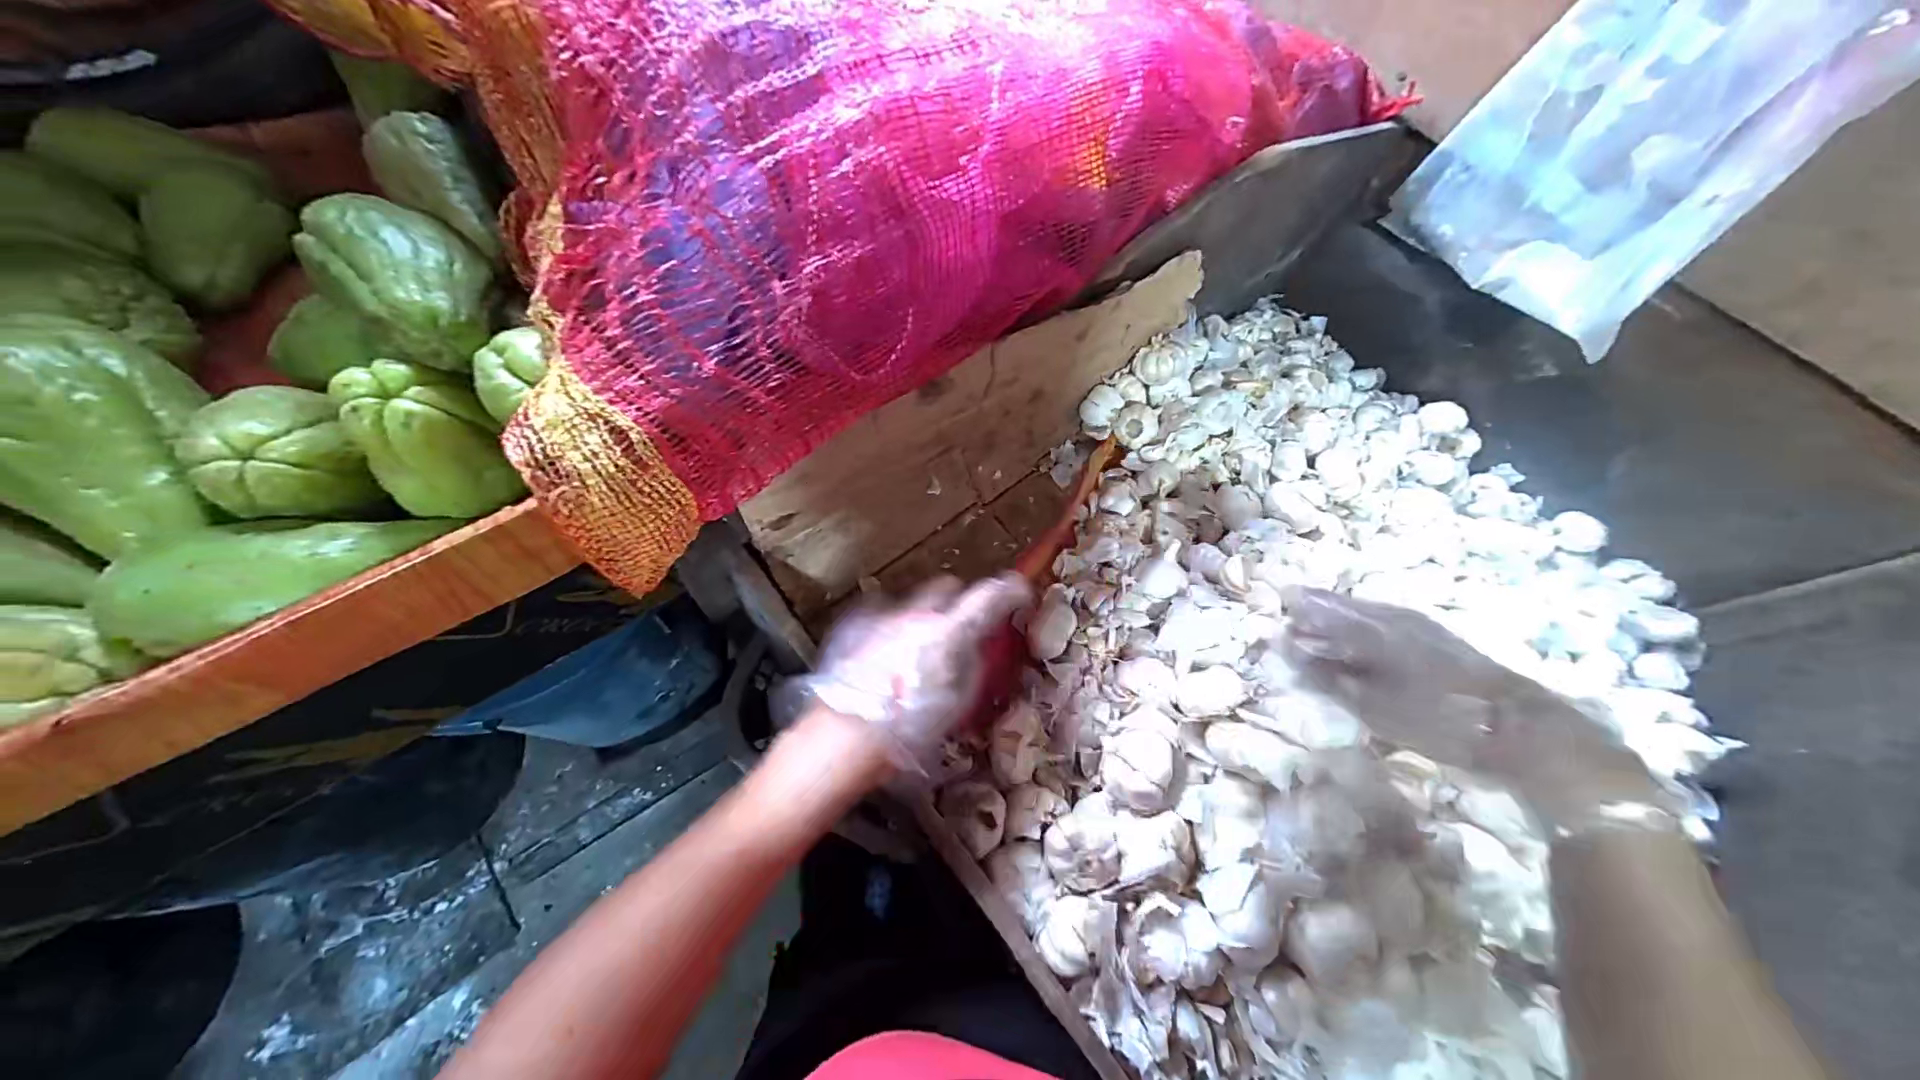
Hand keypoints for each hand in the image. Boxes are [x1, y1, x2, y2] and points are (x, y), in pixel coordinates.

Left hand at [801, 574, 1030, 775]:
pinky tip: (887, 653)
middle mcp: (917, 613)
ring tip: (917, 649)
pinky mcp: (856, 622)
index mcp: (948, 632)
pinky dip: (892, 625)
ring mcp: (883, 614)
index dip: (1010, 590)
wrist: (846, 734)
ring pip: (914, 599)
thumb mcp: (958, 703)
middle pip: (948, 587)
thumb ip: (972, 665)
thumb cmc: (907, 729)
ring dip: (923, 616)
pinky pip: (882, 611)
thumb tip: (976, 645)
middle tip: (960, 630)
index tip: (1018, 592)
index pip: (990, 595)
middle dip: (959, 603)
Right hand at [1281, 587, 1672, 835]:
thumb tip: (1291, 650)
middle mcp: (1401, 619)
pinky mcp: (1444, 644)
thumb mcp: (1375, 705)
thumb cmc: (1443, 719)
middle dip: (1322, 612)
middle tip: (1296, 618)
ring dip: (1345, 621)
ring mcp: (1426, 629)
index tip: (1280, 611)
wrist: (1527, 732)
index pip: (1329, 610)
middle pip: (1350, 608)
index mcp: (1380, 628)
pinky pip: (1392, 627)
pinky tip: (1366, 645)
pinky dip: (1370, 631)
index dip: (1304, 610)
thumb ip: (1330, 676)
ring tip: (1325, 631)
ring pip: (1372, 616)